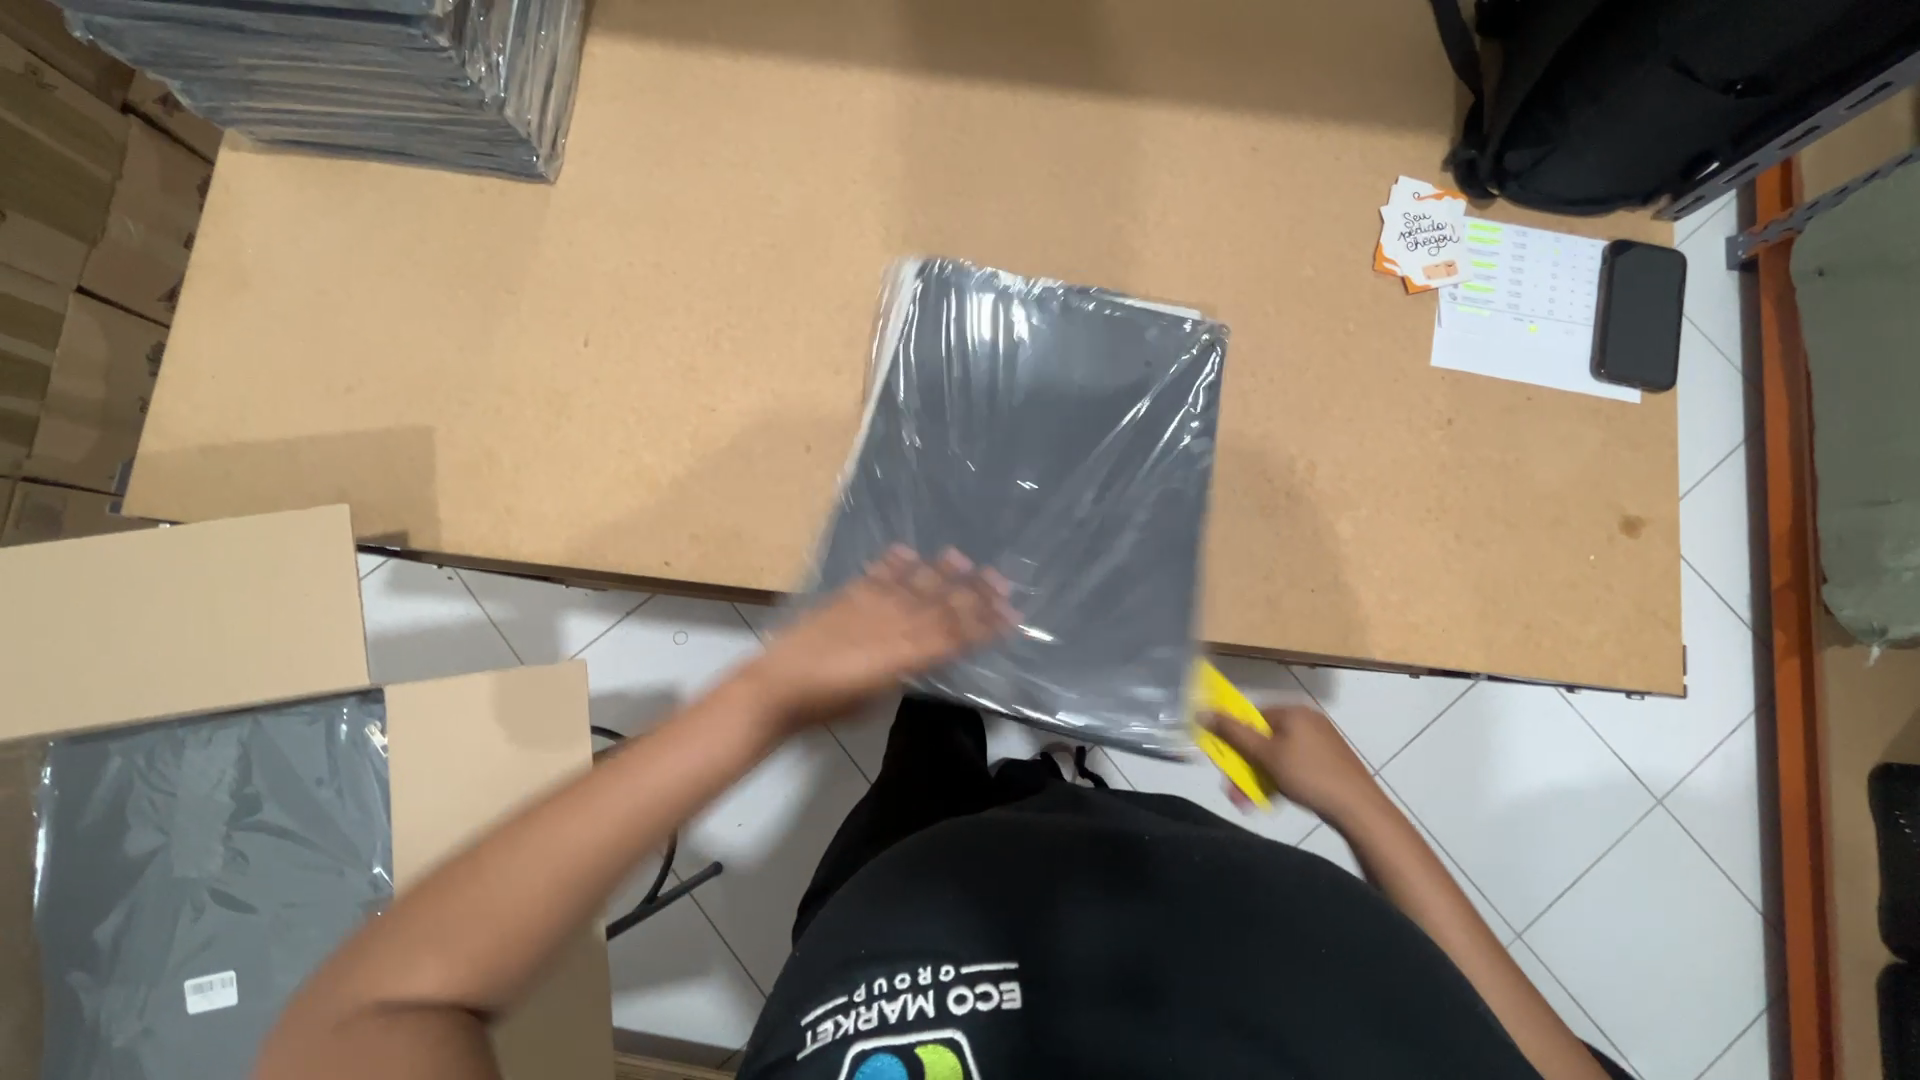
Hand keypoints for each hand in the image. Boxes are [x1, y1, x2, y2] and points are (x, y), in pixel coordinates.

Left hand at [745, 546, 1015, 730]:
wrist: (780, 685)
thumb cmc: (830, 705)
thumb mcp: (877, 697)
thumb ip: (904, 672)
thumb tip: (921, 657)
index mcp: (909, 654)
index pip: (957, 635)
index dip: (986, 624)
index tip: (1011, 615)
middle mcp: (897, 623)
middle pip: (945, 605)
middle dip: (977, 594)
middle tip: (1003, 581)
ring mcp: (872, 604)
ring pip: (916, 584)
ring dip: (942, 571)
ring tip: (964, 558)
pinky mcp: (848, 595)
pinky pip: (877, 575)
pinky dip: (894, 562)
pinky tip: (908, 552)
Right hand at [1204, 705, 1382, 822]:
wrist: (1360, 810)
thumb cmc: (1308, 776)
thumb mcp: (1265, 754)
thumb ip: (1233, 733)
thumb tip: (1201, 711)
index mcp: (1292, 711)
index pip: (1251, 716)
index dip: (1234, 739)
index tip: (1225, 764)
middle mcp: (1307, 720)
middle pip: (1263, 738)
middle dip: (1245, 766)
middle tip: (1235, 792)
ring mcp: (1321, 741)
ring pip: (1277, 755)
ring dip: (1259, 777)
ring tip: (1250, 803)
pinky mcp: (1330, 761)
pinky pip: (1294, 765)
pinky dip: (1280, 780)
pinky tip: (1275, 799)